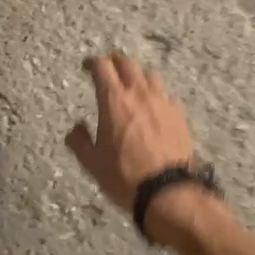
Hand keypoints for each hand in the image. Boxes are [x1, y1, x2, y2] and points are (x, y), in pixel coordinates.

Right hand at [64, 51, 196, 211]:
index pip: (101, 66)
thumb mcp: (92, 163)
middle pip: (126, 62)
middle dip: (114, 62)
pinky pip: (166, 95)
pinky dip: (157, 96)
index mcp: (113, 100)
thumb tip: (76, 129)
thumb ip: (79, 142)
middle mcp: (138, 93)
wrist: (169, 192)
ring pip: (150, 74)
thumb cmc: (125, 175)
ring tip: (133, 87)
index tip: (86, 67)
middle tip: (108, 71)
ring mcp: (162, 102)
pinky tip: (155, 109)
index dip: (92, 62)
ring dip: (138, 75)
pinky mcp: (179, 115)